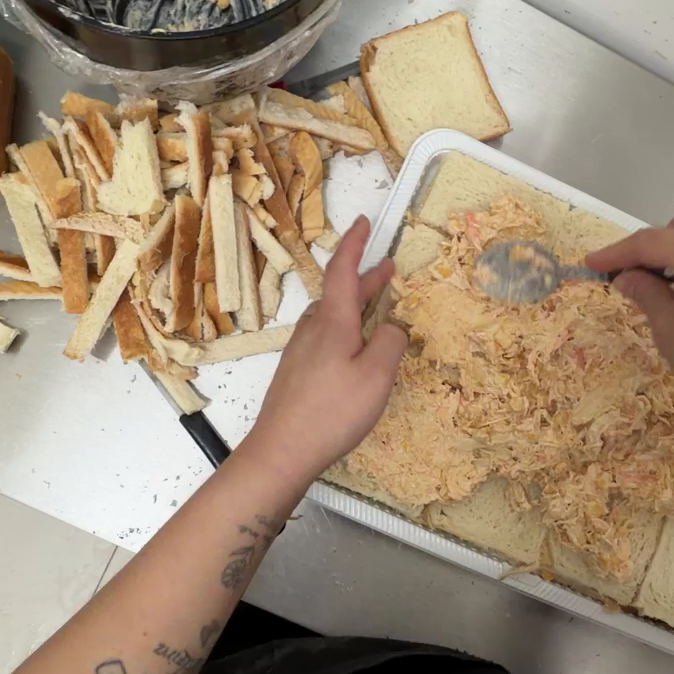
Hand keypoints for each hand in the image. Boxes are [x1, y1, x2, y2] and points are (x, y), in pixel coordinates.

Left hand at [236, 216, 406, 487]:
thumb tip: (393, 327)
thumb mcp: (376, 376)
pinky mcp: (297, 374)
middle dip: (365, 278)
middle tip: (389, 269)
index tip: (364, 222)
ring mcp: (301, 352)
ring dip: (356, 306)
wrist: (281, 450)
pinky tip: (355, 350)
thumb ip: (391, 343)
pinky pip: (325, 338)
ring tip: (378, 308)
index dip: (355, 244)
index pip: (343, 270)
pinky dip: (346, 330)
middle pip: (339, 293)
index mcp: (332, 321)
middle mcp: (313, 329)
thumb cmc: (332, 411)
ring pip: (332, 317)